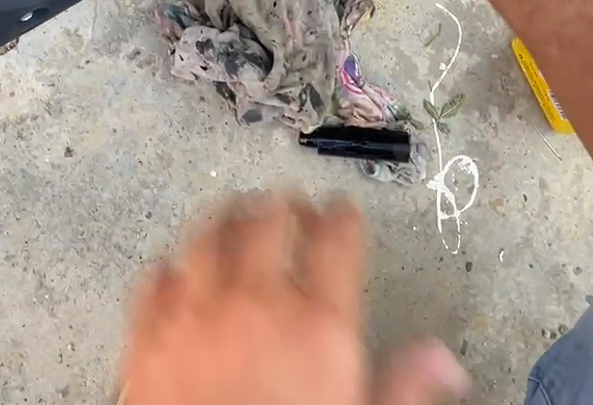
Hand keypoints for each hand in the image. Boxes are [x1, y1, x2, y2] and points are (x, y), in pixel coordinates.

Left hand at [120, 193, 467, 404]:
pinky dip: (171, 268)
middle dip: (283, 206)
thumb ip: (402, 388)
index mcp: (317, 325)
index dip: (343, 215)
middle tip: (290, 207)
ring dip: (226, 218)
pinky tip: (179, 271)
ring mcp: (195, 312)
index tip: (343, 209)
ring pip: (208, 234)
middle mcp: (256, 301)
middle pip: (268, 219)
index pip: (336, 238)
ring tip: (237, 215)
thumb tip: (444, 360)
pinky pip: (157, 278)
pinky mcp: (147, 334)